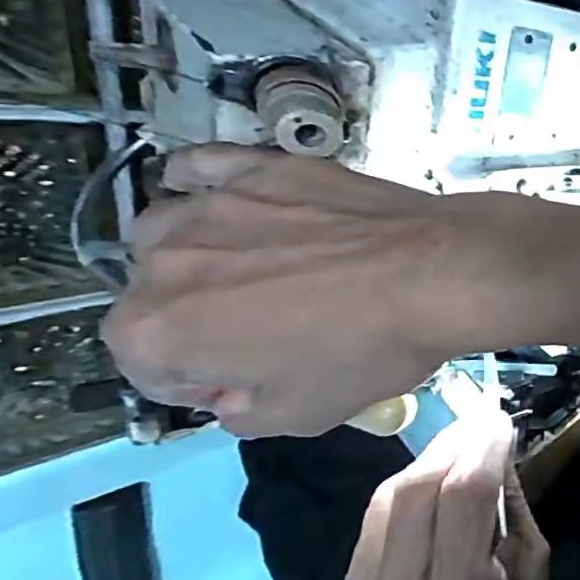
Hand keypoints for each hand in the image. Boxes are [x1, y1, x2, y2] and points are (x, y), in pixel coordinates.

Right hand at [101, 144, 488, 436]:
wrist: (438, 271)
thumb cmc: (370, 348)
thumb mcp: (301, 414)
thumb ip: (241, 413)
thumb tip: (232, 394)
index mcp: (159, 329)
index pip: (142, 362)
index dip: (191, 378)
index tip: (239, 377)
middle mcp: (167, 259)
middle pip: (153, 293)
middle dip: (191, 317)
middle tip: (257, 327)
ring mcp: (217, 202)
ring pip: (169, 229)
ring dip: (190, 254)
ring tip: (246, 266)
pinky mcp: (265, 166)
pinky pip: (206, 165)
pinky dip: (200, 179)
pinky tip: (221, 192)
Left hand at [326, 415, 549, 579]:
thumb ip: (515, 511)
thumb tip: (497, 448)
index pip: (462, 500)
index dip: (482, 448)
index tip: (500, 418)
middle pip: (416, 493)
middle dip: (452, 443)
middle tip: (479, 419)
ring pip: (385, 503)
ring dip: (426, 459)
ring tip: (457, 439)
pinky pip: (371, 527)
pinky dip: (403, 490)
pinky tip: (428, 476)